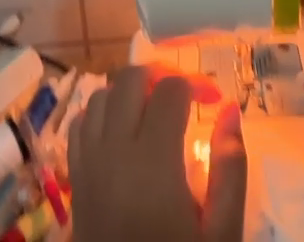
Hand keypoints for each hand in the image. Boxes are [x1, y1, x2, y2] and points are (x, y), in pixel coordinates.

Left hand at [69, 65, 247, 241]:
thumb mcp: (221, 231)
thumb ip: (230, 165)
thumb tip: (230, 109)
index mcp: (154, 161)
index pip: (170, 89)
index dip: (196, 85)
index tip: (212, 102)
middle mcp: (114, 151)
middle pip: (130, 79)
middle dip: (160, 77)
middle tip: (184, 100)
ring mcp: (88, 164)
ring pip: (101, 95)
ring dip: (129, 93)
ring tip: (154, 114)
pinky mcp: (74, 180)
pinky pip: (80, 125)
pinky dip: (101, 115)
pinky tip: (122, 134)